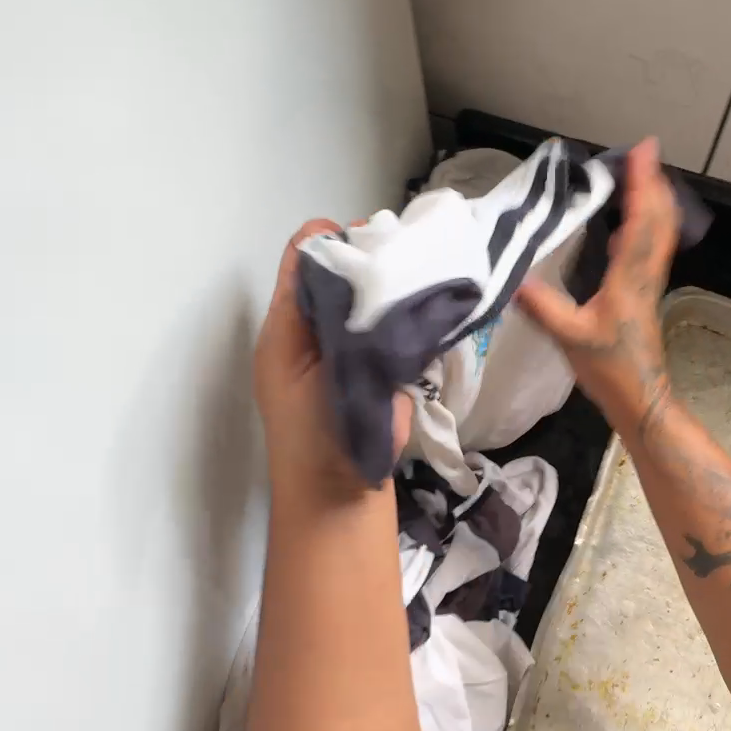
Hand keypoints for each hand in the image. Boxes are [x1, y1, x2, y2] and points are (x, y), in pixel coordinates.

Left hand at [254, 219, 410, 501]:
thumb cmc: (306, 430)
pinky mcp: (402, 367)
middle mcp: (333, 325)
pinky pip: (415, 329)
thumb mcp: (289, 356)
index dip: (340, 240)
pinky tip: (441, 301)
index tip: (374, 238)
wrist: (343, 492)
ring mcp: (370, 346)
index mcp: (296, 320)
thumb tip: (329, 240)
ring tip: (432, 271)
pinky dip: (426, 316)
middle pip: (356, 271)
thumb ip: (307, 302)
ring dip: (406, 286)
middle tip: (411, 253)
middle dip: (381, 259)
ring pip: (389, 297)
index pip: (312, 256)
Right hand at [516, 138, 678, 437]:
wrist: (640, 398)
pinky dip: (644, 229)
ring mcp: (648, 285)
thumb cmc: (611, 369)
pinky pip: (650, 252)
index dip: (643, 184)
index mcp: (630, 278)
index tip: (643, 150)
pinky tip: (628, 229)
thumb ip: (545, 309)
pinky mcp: (644, 297)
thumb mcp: (572, 339)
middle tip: (643, 155)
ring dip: (652, 203)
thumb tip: (513, 281)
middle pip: (659, 220)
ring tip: (639, 179)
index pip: (642, 221)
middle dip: (653, 184)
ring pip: (659, 235)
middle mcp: (645, 275)